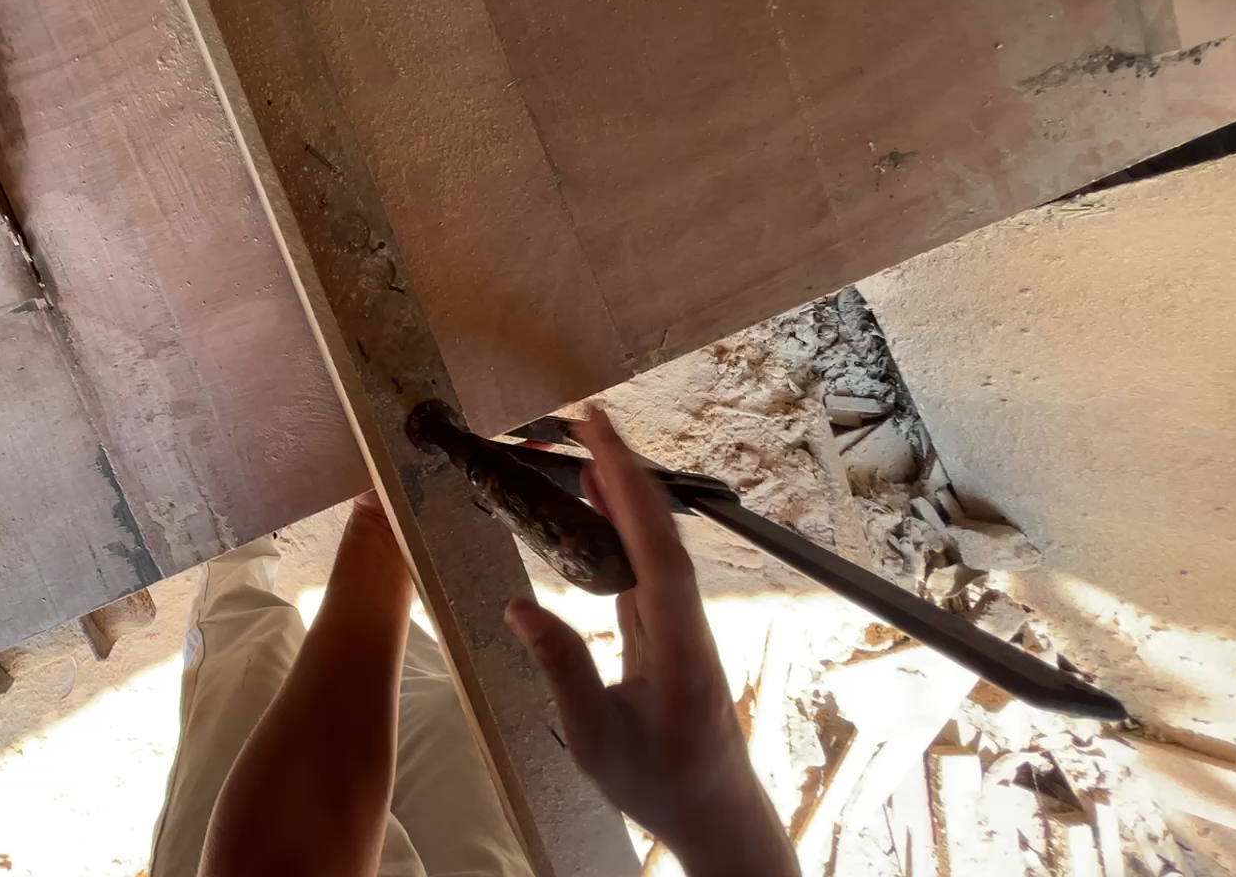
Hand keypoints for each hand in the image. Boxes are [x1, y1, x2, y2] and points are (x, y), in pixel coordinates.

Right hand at [505, 409, 794, 876]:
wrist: (716, 815)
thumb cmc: (658, 783)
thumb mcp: (597, 740)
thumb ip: (564, 672)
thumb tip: (519, 606)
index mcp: (678, 648)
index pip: (656, 554)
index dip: (631, 493)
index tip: (601, 441)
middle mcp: (686, 621)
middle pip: (661, 533)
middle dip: (628, 471)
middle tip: (590, 421)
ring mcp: (679, 619)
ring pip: (656, 541)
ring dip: (626, 489)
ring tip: (590, 443)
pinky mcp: (667, 622)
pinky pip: (644, 559)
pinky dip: (622, 520)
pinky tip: (601, 498)